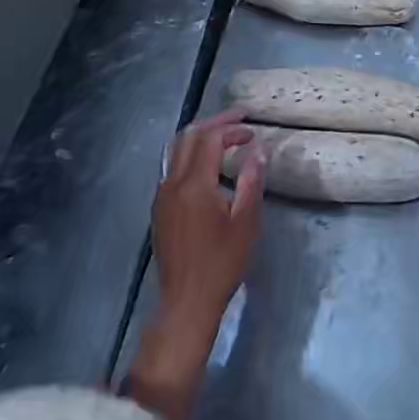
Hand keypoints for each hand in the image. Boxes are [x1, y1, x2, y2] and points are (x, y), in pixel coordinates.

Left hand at [124, 110, 264, 419]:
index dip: (230, 127)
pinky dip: (190, 154)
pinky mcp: (159, 207)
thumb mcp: (246, 223)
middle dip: (213, 123)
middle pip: (188, 137)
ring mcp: (161, 195)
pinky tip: (207, 165)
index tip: (252, 129)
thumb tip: (259, 150)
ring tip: (223, 134)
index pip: (209, 138)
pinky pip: (172, 167)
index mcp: (194, 184)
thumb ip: (251, 182)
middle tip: (238, 119)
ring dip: (199, 136)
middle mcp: (172, 183)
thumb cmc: (222, 264)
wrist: (186, 301)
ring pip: (176, 150)